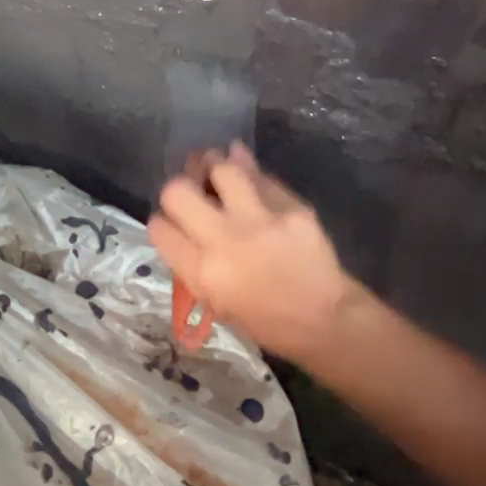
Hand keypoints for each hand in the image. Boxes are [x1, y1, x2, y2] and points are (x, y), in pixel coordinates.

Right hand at [147, 142, 368, 362]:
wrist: (324, 318)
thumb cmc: (264, 320)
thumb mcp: (214, 303)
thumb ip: (190, 264)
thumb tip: (178, 226)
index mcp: (203, 273)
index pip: (160, 228)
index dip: (163, 221)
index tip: (174, 222)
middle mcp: (226, 241)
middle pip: (178, 192)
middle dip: (179, 187)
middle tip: (190, 188)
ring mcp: (261, 220)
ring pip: (221, 169)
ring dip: (212, 165)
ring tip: (213, 167)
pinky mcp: (292, 208)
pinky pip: (261, 176)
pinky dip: (248, 170)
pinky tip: (244, 169)